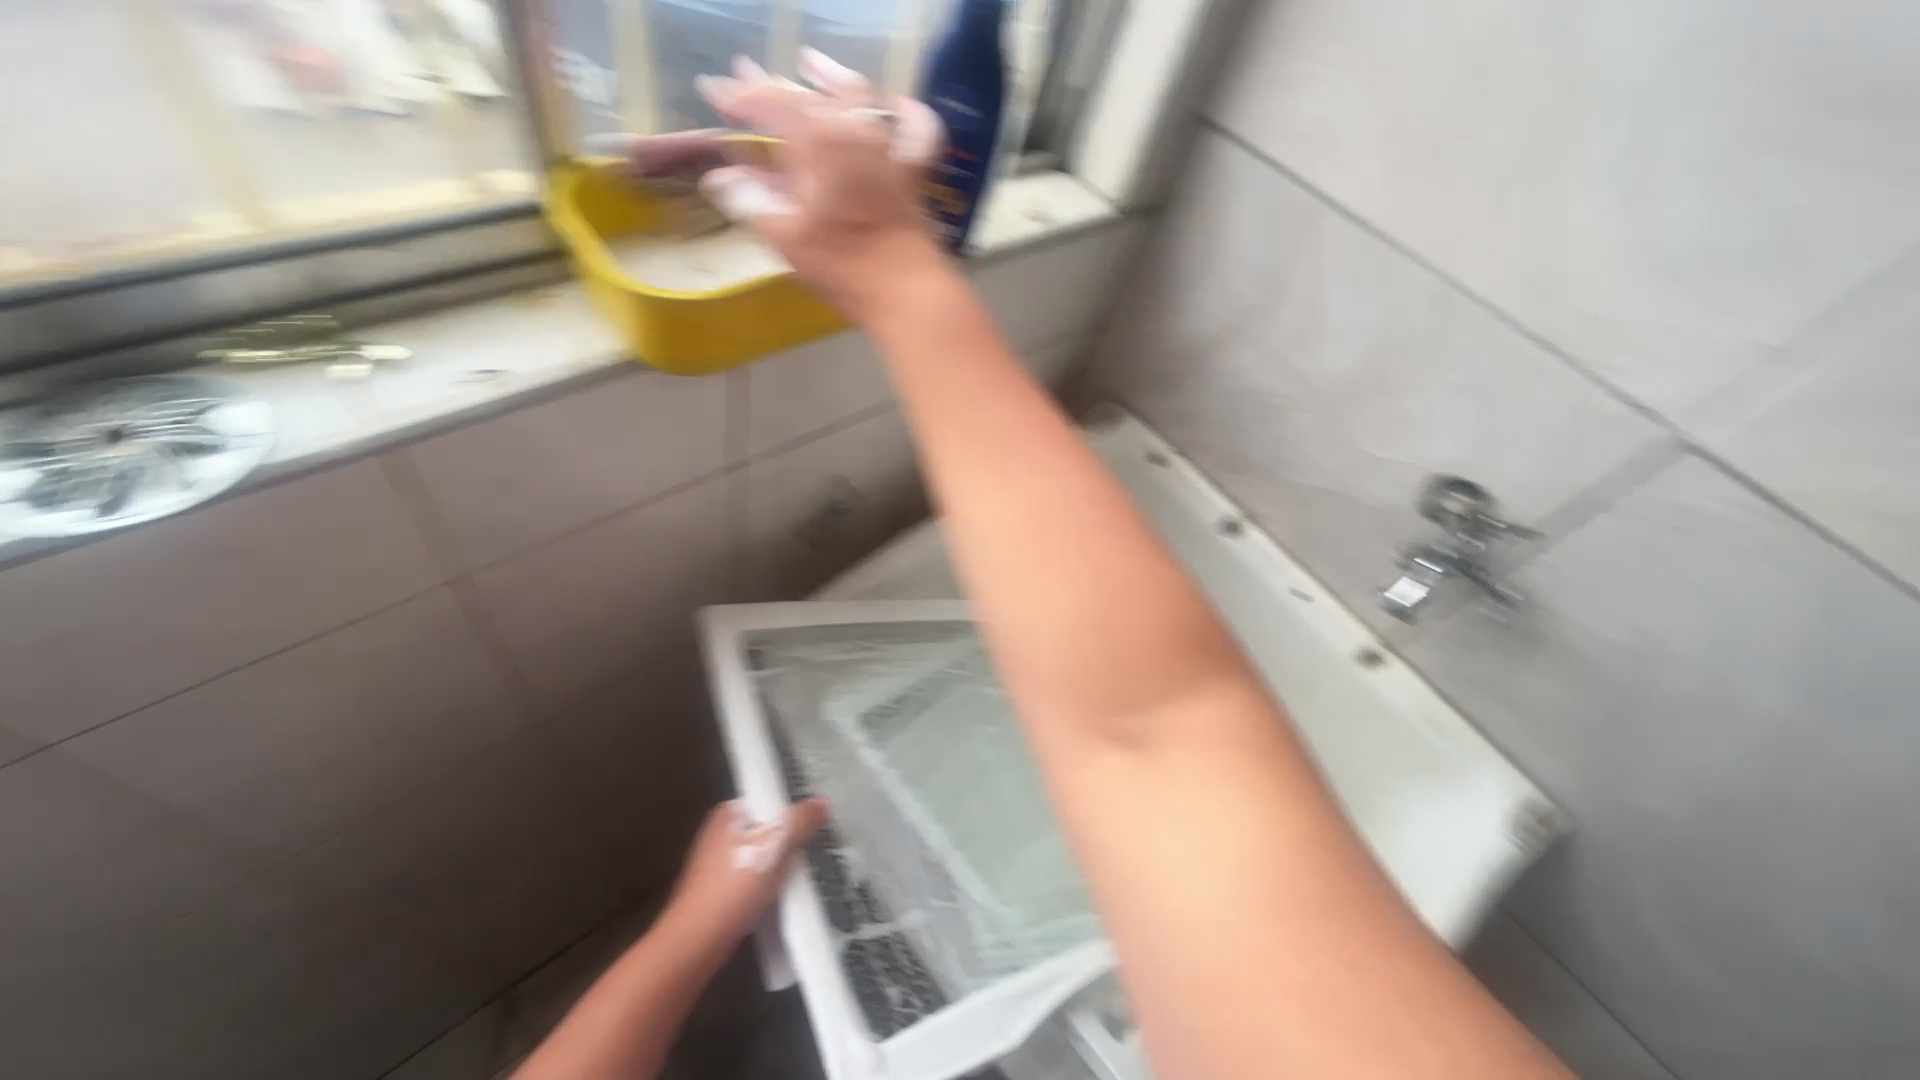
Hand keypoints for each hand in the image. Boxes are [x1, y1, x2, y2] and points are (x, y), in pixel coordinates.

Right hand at [619, 50, 951, 319]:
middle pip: (810, 95)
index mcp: (819, 141)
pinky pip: (916, 128)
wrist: (906, 290)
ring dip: (831, 78)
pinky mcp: (914, 171)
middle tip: (745, 74)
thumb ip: (751, 200)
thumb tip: (720, 178)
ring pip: (859, 97)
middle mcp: (855, 131)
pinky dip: (904, 111)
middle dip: (773, 85)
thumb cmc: (842, 266)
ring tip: (811, 65)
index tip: (712, 92)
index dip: (738, 97)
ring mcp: (889, 148)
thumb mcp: (786, 236)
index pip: (770, 104)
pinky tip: (894, 105)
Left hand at [659, 797, 828, 952]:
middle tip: (810, 853)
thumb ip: (800, 821)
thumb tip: (822, 801)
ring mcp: (716, 865)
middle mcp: (718, 834)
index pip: (766, 801)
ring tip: (800, 878)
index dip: (790, 812)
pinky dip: (766, 888)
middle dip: (786, 842)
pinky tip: (780, 899)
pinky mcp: (717, 893)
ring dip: (778, 868)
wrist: (698, 941)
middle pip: (765, 831)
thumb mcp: (775, 847)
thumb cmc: (735, 887)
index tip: (812, 825)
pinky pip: (752, 882)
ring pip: (760, 859)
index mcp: (727, 814)